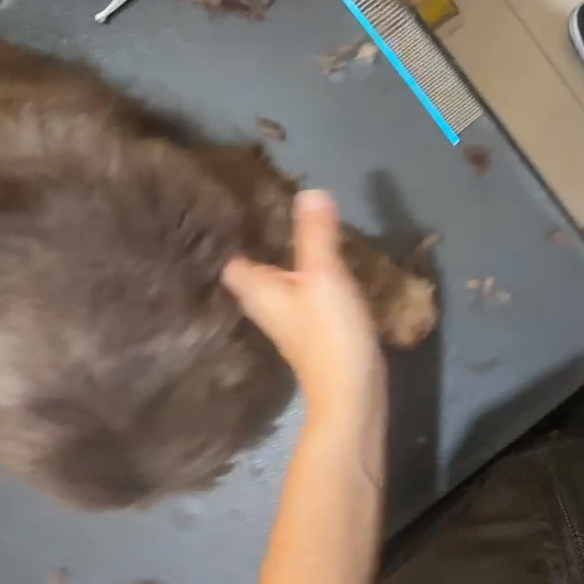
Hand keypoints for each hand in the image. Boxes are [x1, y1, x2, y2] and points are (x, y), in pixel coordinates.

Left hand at [223, 190, 385, 414]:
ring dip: (287, 266)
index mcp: (257, 291)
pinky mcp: (312, 335)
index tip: (243, 212)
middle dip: (262, 250)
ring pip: (279, 287)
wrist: (352, 392)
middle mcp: (265, 307)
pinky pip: (301, 300)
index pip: (232, 260)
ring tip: (299, 239)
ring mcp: (289, 324)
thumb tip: (310, 191)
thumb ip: (317, 234)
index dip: (235, 238)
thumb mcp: (325, 274)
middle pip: (254, 273)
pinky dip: (307, 284)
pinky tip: (323, 273)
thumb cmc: (330, 332)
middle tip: (274, 219)